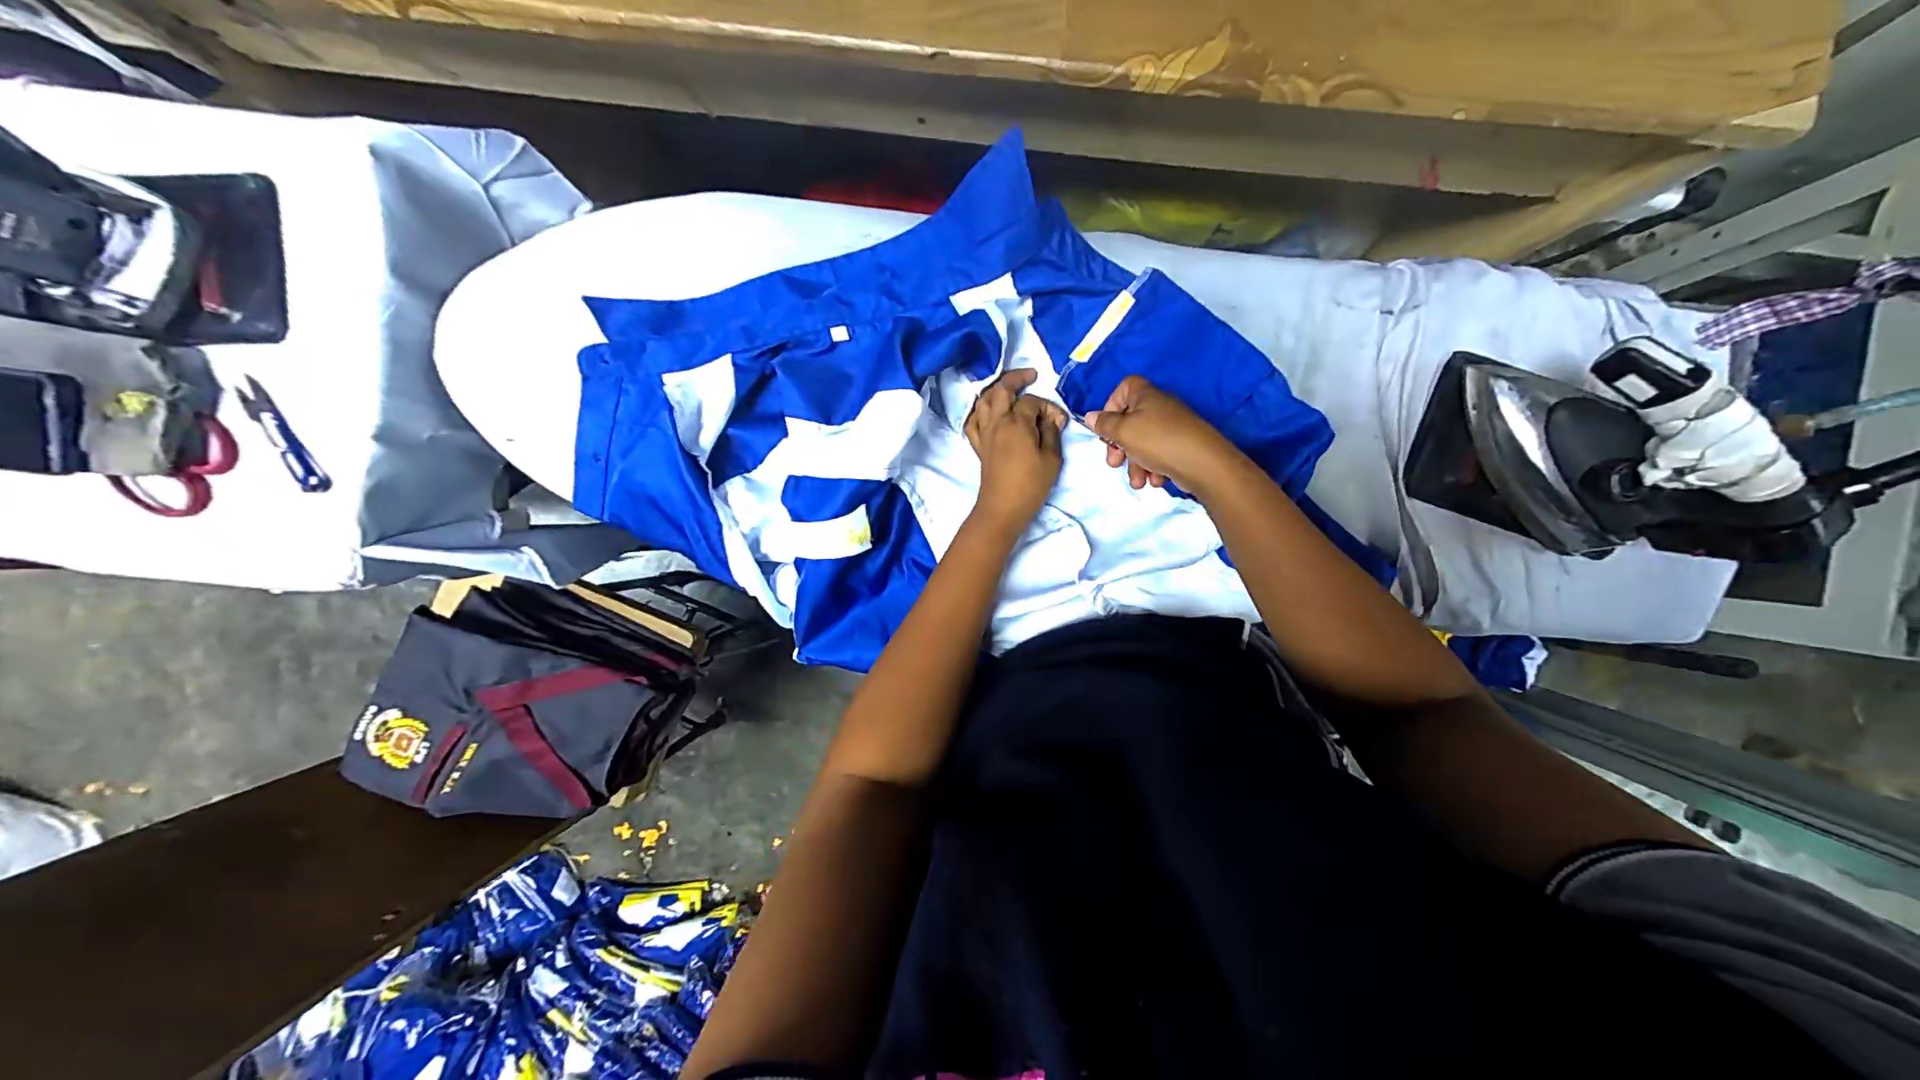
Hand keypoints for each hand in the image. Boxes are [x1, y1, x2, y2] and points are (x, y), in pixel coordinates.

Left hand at [964, 367, 1065, 531]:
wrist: (1002, 508)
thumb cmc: (1031, 485)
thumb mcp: (1052, 458)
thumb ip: (1052, 432)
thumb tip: (1053, 416)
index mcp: (1016, 423)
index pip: (1031, 401)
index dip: (1046, 406)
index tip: (1057, 420)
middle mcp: (996, 422)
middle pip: (1001, 389)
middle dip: (1016, 378)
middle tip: (1030, 374)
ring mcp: (984, 432)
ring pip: (983, 400)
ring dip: (995, 389)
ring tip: (1009, 389)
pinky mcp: (978, 445)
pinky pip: (972, 420)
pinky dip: (979, 410)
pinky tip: (987, 411)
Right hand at [1085, 376, 1240, 492]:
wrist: (1203, 463)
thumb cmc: (1158, 441)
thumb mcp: (1123, 431)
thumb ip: (1104, 424)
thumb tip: (1090, 416)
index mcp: (1145, 395)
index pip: (1123, 389)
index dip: (1110, 406)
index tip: (1105, 428)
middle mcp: (1159, 407)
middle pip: (1129, 422)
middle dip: (1119, 446)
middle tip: (1115, 462)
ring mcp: (1171, 427)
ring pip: (1141, 443)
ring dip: (1135, 464)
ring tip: (1138, 480)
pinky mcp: (1180, 446)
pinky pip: (1158, 454)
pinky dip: (1153, 467)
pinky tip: (1155, 479)